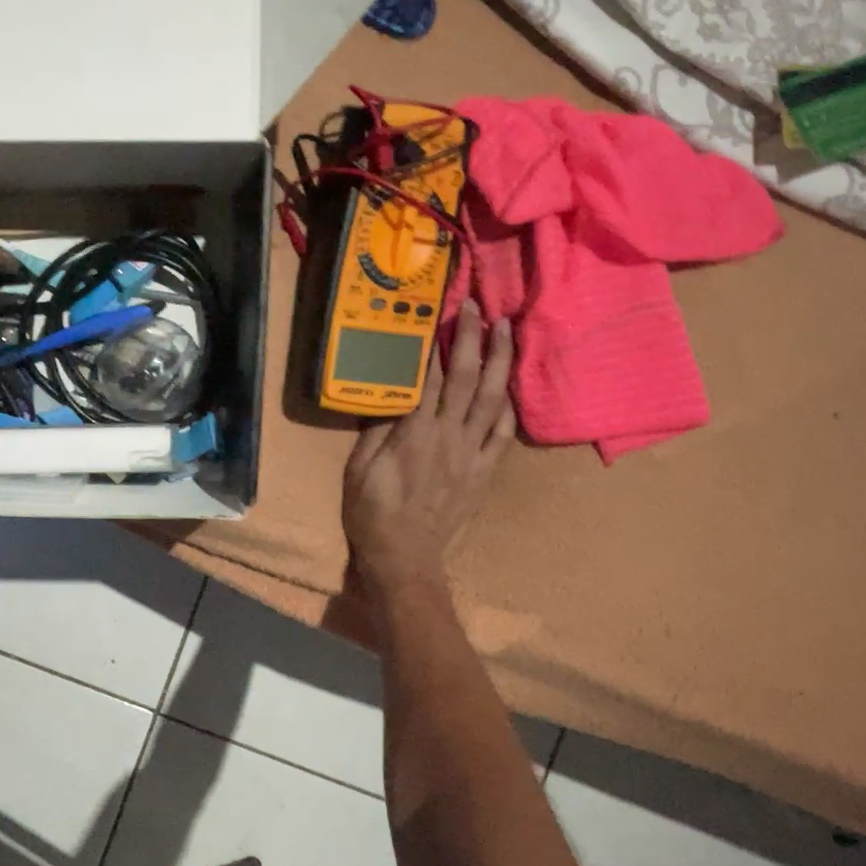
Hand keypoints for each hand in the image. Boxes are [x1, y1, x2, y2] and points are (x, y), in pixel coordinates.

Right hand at [343, 302, 517, 597]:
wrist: (405, 558)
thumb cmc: (372, 513)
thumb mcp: (358, 469)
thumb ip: (378, 429)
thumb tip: (393, 394)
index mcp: (416, 434)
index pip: (432, 377)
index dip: (439, 343)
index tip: (444, 314)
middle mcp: (450, 437)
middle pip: (468, 378)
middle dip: (475, 338)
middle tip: (479, 307)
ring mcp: (472, 454)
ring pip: (493, 398)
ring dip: (501, 361)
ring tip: (505, 331)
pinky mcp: (483, 472)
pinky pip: (503, 433)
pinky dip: (507, 406)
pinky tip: (507, 387)